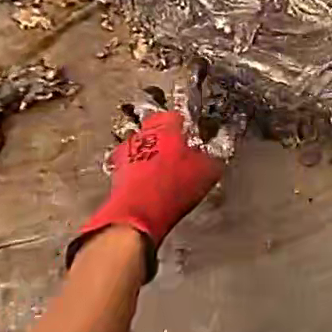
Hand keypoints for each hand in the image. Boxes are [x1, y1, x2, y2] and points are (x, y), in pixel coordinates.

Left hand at [70, 110, 223, 281]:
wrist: (136, 215)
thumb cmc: (171, 188)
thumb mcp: (207, 172)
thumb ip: (212, 159)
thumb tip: (215, 158)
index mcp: (165, 126)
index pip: (176, 116)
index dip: (186, 127)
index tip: (193, 135)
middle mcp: (142, 135)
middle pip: (156, 131)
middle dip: (167, 141)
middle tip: (181, 155)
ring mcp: (126, 154)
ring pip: (143, 149)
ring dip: (153, 157)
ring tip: (167, 175)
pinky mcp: (117, 174)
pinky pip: (133, 169)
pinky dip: (142, 175)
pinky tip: (154, 189)